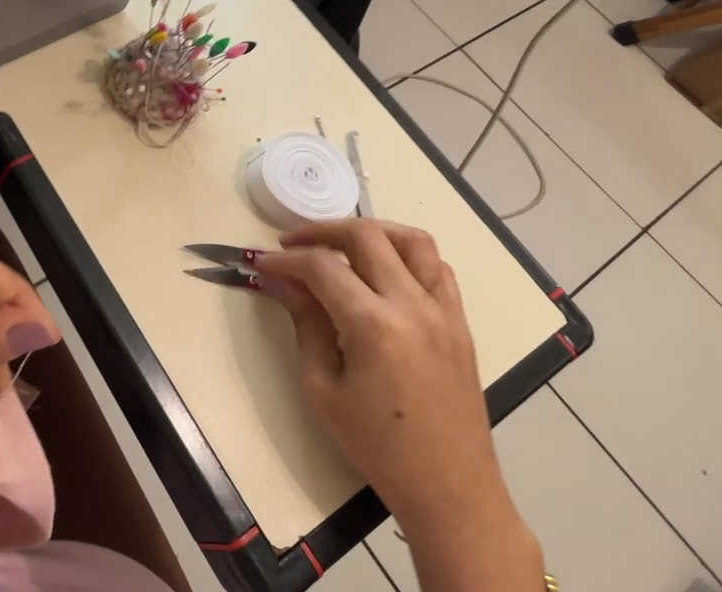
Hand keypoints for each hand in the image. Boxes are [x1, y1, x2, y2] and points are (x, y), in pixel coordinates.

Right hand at [250, 220, 541, 591]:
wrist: (451, 488)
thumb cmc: (378, 446)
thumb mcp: (323, 388)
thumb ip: (305, 325)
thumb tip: (282, 283)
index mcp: (374, 325)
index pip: (322, 267)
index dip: (286, 260)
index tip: (261, 264)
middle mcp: (413, 306)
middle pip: (367, 236)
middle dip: (323, 232)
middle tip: (292, 245)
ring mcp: (444, 312)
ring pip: (412, 240)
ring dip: (372, 231)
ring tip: (341, 245)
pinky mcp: (460, 323)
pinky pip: (437, 269)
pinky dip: (406, 255)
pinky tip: (382, 272)